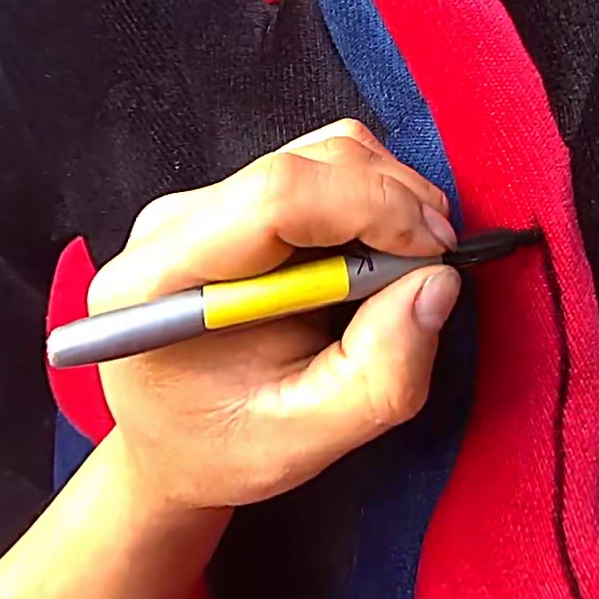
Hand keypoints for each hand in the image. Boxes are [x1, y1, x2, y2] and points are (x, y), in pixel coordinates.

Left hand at [89, 119, 462, 510]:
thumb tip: (436, 283)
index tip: (434, 249)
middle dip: (393, 200)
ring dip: (387, 195)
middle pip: (307, 164)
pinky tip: (374, 248)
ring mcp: (208, 201)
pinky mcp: (240, 197)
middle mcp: (177, 222)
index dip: (371, 206)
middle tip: (434, 260)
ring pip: (324, 153)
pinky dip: (371, 196)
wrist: (175, 436)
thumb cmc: (219, 446)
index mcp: (162, 280)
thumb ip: (378, 374)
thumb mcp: (301, 442)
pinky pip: (323, 165)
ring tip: (403, 261)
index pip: (276, 197)